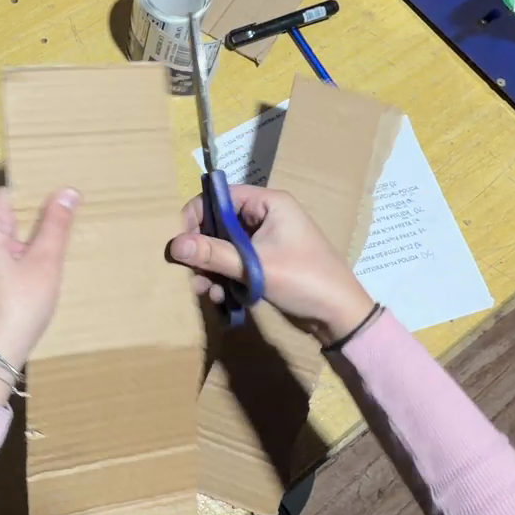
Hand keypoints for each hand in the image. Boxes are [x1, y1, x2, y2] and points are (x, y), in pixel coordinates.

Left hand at [0, 185, 80, 403]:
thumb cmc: (14, 313)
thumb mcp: (43, 266)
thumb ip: (55, 225)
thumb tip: (68, 191)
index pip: (9, 194)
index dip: (35, 201)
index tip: (56, 218)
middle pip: (0, 217)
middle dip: (27, 230)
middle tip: (51, 251)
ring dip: (16, 250)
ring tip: (38, 273)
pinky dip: (3, 267)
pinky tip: (19, 289)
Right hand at [168, 184, 374, 344]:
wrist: (340, 316)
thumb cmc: (303, 280)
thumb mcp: (254, 267)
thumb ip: (214, 254)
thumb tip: (174, 245)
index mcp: (269, 203)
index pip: (221, 197)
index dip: (198, 216)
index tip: (184, 245)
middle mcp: (266, 216)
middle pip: (219, 223)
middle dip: (203, 250)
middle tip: (193, 274)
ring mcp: (266, 240)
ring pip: (225, 246)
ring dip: (212, 268)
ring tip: (206, 292)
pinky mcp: (266, 261)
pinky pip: (235, 262)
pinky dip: (224, 277)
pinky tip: (220, 297)